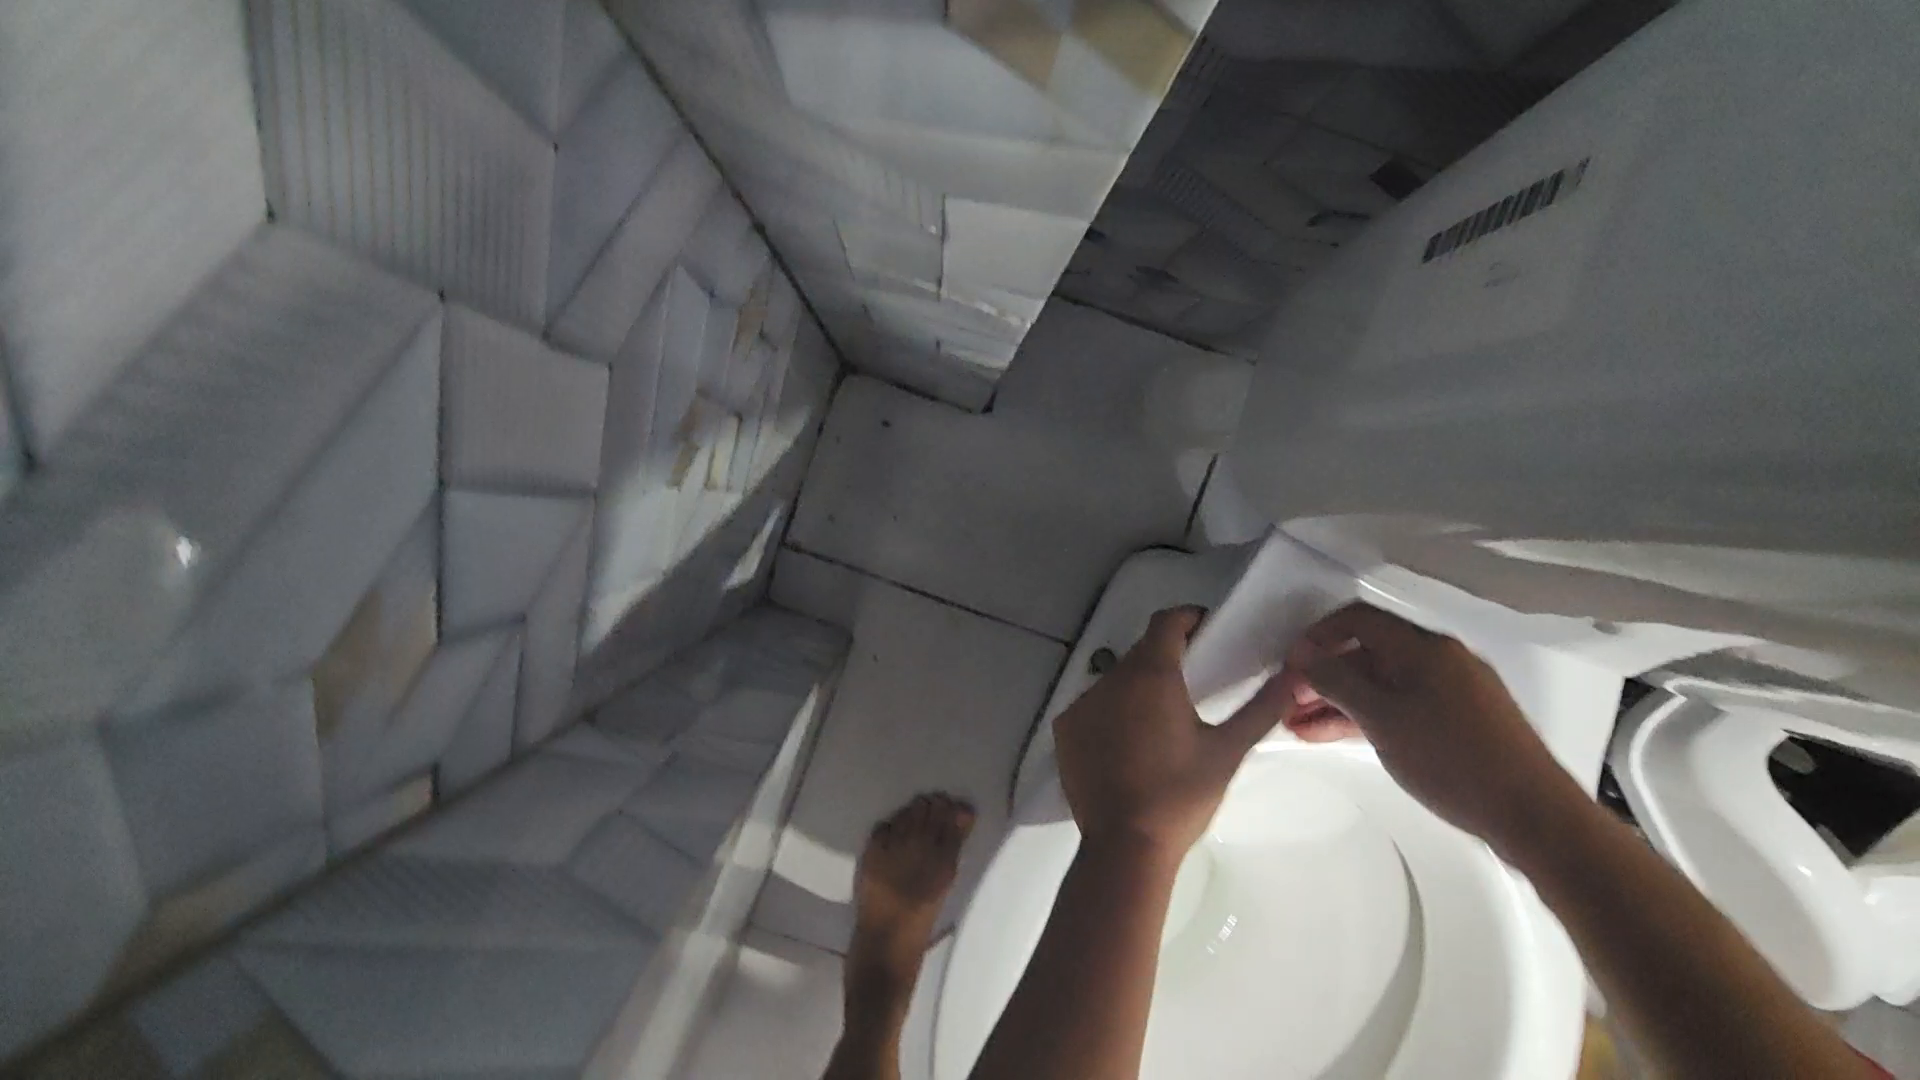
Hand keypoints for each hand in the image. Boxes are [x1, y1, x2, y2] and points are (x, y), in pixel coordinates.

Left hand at [1053, 607, 1290, 855]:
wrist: (1125, 846)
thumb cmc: (1181, 795)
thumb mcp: (1228, 750)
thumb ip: (1262, 708)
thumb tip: (1295, 676)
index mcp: (1151, 675)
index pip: (1166, 622)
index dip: (1188, 619)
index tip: (1206, 632)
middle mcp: (1111, 679)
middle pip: (1141, 652)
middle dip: (1167, 658)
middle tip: (1193, 684)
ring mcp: (1082, 704)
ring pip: (1116, 680)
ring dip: (1138, 689)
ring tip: (1162, 722)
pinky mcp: (1065, 729)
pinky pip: (1093, 707)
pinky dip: (1111, 714)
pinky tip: (1129, 744)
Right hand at [1289, 603, 1579, 852]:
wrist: (1532, 815)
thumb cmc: (1451, 759)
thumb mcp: (1380, 718)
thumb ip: (1335, 680)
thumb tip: (1303, 654)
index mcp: (1422, 648)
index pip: (1357, 619)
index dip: (1317, 636)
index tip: (1290, 665)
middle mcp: (1439, 659)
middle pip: (1367, 653)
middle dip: (1323, 675)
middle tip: (1289, 702)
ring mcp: (1451, 691)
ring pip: (1381, 683)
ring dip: (1339, 700)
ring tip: (1300, 727)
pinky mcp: (1457, 721)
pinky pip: (1400, 705)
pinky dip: (1368, 715)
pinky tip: (1336, 735)